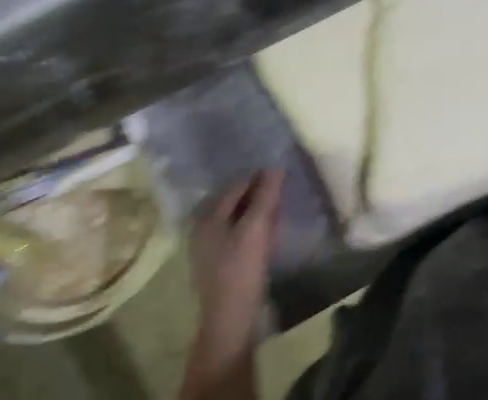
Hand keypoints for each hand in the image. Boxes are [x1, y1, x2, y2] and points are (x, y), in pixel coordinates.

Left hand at [184, 170, 282, 390]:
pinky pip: (240, 238)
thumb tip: (275, 168)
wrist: (230, 320)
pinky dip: (256, 232)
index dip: (259, 178)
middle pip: (236, 202)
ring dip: (259, 214)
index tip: (282, 176)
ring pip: (239, 220)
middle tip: (283, 195)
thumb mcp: (256, 228)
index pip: (236, 186)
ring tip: (280, 214)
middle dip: (259, 196)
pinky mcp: (222, 265)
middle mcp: (204, 230)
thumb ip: (265, 196)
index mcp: (208, 218)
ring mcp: (211, 249)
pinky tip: (271, 236)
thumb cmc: (241, 269)